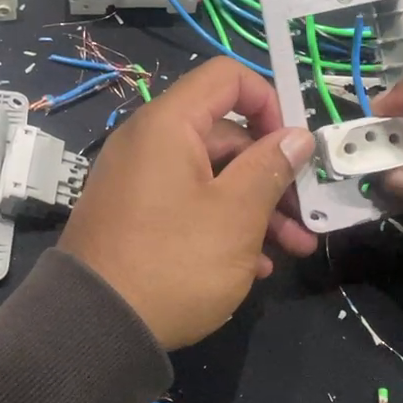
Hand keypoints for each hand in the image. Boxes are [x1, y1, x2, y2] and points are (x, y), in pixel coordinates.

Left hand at [59, 59, 317, 350]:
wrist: (95, 324)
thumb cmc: (174, 261)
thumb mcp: (235, 215)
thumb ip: (271, 167)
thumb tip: (296, 135)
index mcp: (167, 125)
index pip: (226, 77)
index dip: (269, 101)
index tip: (293, 146)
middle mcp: (148, 143)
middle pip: (224, 133)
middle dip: (272, 172)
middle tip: (307, 215)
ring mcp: (139, 181)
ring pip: (211, 175)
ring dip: (257, 206)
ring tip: (293, 248)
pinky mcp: (136, 216)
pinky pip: (187, 203)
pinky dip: (222, 224)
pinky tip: (254, 267)